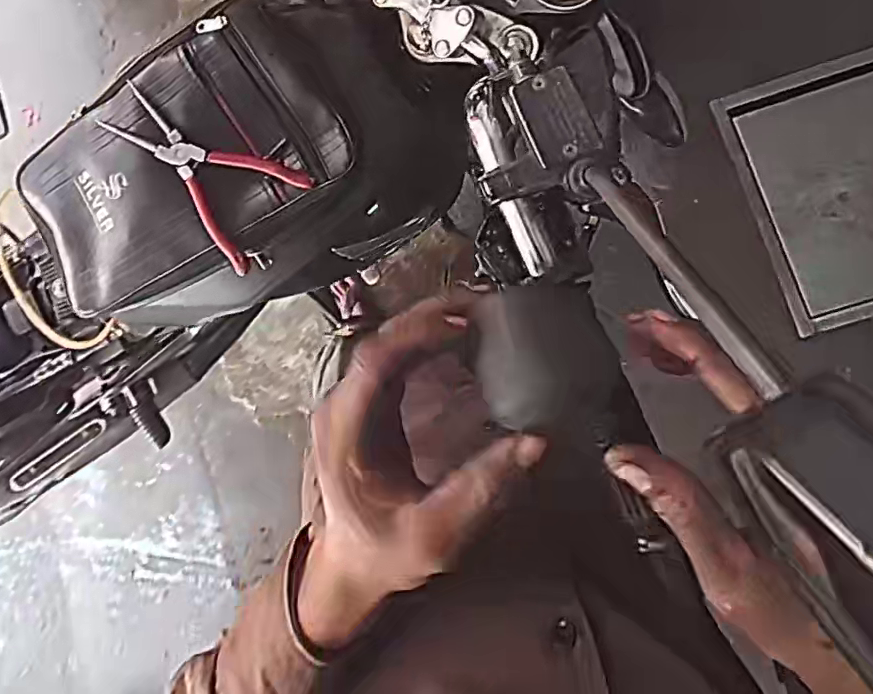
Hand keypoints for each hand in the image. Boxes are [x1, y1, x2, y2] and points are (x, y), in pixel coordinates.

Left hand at [297, 293, 547, 649]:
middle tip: (476, 305)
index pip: (374, 360)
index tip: (457, 323)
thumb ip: (483, 489)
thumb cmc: (381, 553)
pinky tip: (457, 335)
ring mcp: (353, 401)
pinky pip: (397, 356)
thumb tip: (529, 446)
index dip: (416, 333)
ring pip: (388, 341)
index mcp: (345, 431)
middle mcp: (342, 407)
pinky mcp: (370, 402)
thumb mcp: (435, 534)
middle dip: (430, 316)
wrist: (351, 566)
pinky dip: (428, 339)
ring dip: (430, 322)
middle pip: (382, 340)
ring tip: (473, 312)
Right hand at [611, 312, 868, 693]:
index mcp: (770, 454)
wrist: (847, 649)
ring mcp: (794, 449)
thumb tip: (628, 458)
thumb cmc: (800, 618)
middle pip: (734, 365)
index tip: (649, 324)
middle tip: (642, 330)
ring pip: (743, 379)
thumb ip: (678, 507)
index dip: (683, 339)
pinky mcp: (793, 461)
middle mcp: (789, 442)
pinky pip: (746, 402)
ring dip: (693, 354)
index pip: (724, 374)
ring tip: (656, 350)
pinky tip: (687, 384)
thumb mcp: (727, 570)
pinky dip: (710, 380)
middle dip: (681, 337)